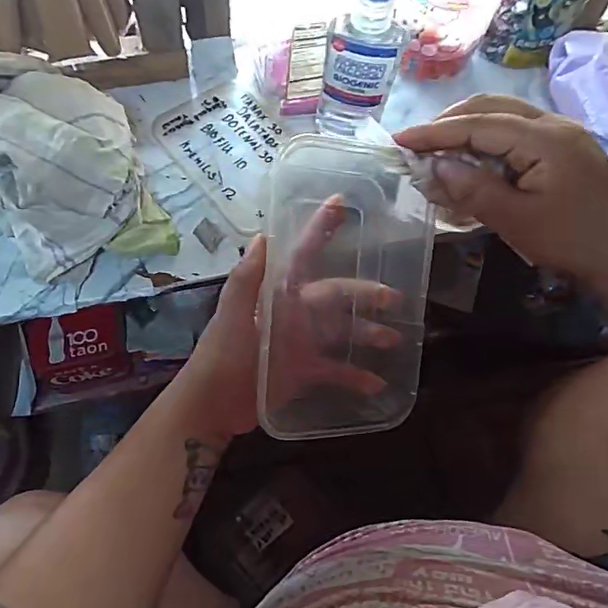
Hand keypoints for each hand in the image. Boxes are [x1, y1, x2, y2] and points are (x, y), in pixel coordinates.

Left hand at [175, 202, 401, 435]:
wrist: (213, 404)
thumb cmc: (221, 356)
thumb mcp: (231, 315)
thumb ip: (246, 279)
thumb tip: (263, 236)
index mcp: (277, 295)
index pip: (302, 255)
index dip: (319, 229)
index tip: (341, 203)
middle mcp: (292, 314)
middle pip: (335, 296)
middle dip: (363, 294)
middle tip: (393, 297)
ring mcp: (299, 344)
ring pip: (341, 332)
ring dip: (367, 334)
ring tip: (395, 339)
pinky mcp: (302, 372)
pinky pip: (334, 372)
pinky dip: (355, 377)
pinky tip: (377, 384)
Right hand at [394, 94, 607, 286]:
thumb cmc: (571, 240)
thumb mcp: (515, 219)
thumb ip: (472, 189)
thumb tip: (435, 166)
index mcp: (544, 138)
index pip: (477, 124)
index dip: (435, 132)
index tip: (399, 141)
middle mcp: (554, 125)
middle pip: (490, 107)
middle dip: (448, 122)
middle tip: (416, 145)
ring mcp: (561, 134)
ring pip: (503, 115)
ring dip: (465, 128)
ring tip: (436, 151)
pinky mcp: (562, 148)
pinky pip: (515, 131)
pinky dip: (485, 139)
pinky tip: (470, 159)